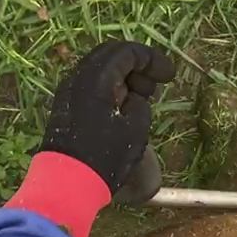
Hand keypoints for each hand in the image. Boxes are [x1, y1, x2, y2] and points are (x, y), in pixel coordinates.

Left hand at [39, 40, 175, 192]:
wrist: (66, 184)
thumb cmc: (105, 155)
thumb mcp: (136, 127)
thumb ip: (139, 103)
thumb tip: (132, 97)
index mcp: (97, 77)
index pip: (128, 52)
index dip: (152, 60)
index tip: (170, 76)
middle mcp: (79, 77)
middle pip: (113, 55)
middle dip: (138, 65)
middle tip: (156, 83)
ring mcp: (69, 90)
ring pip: (102, 69)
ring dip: (125, 77)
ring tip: (142, 98)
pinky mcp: (66, 105)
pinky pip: (93, 84)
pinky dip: (112, 88)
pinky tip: (124, 107)